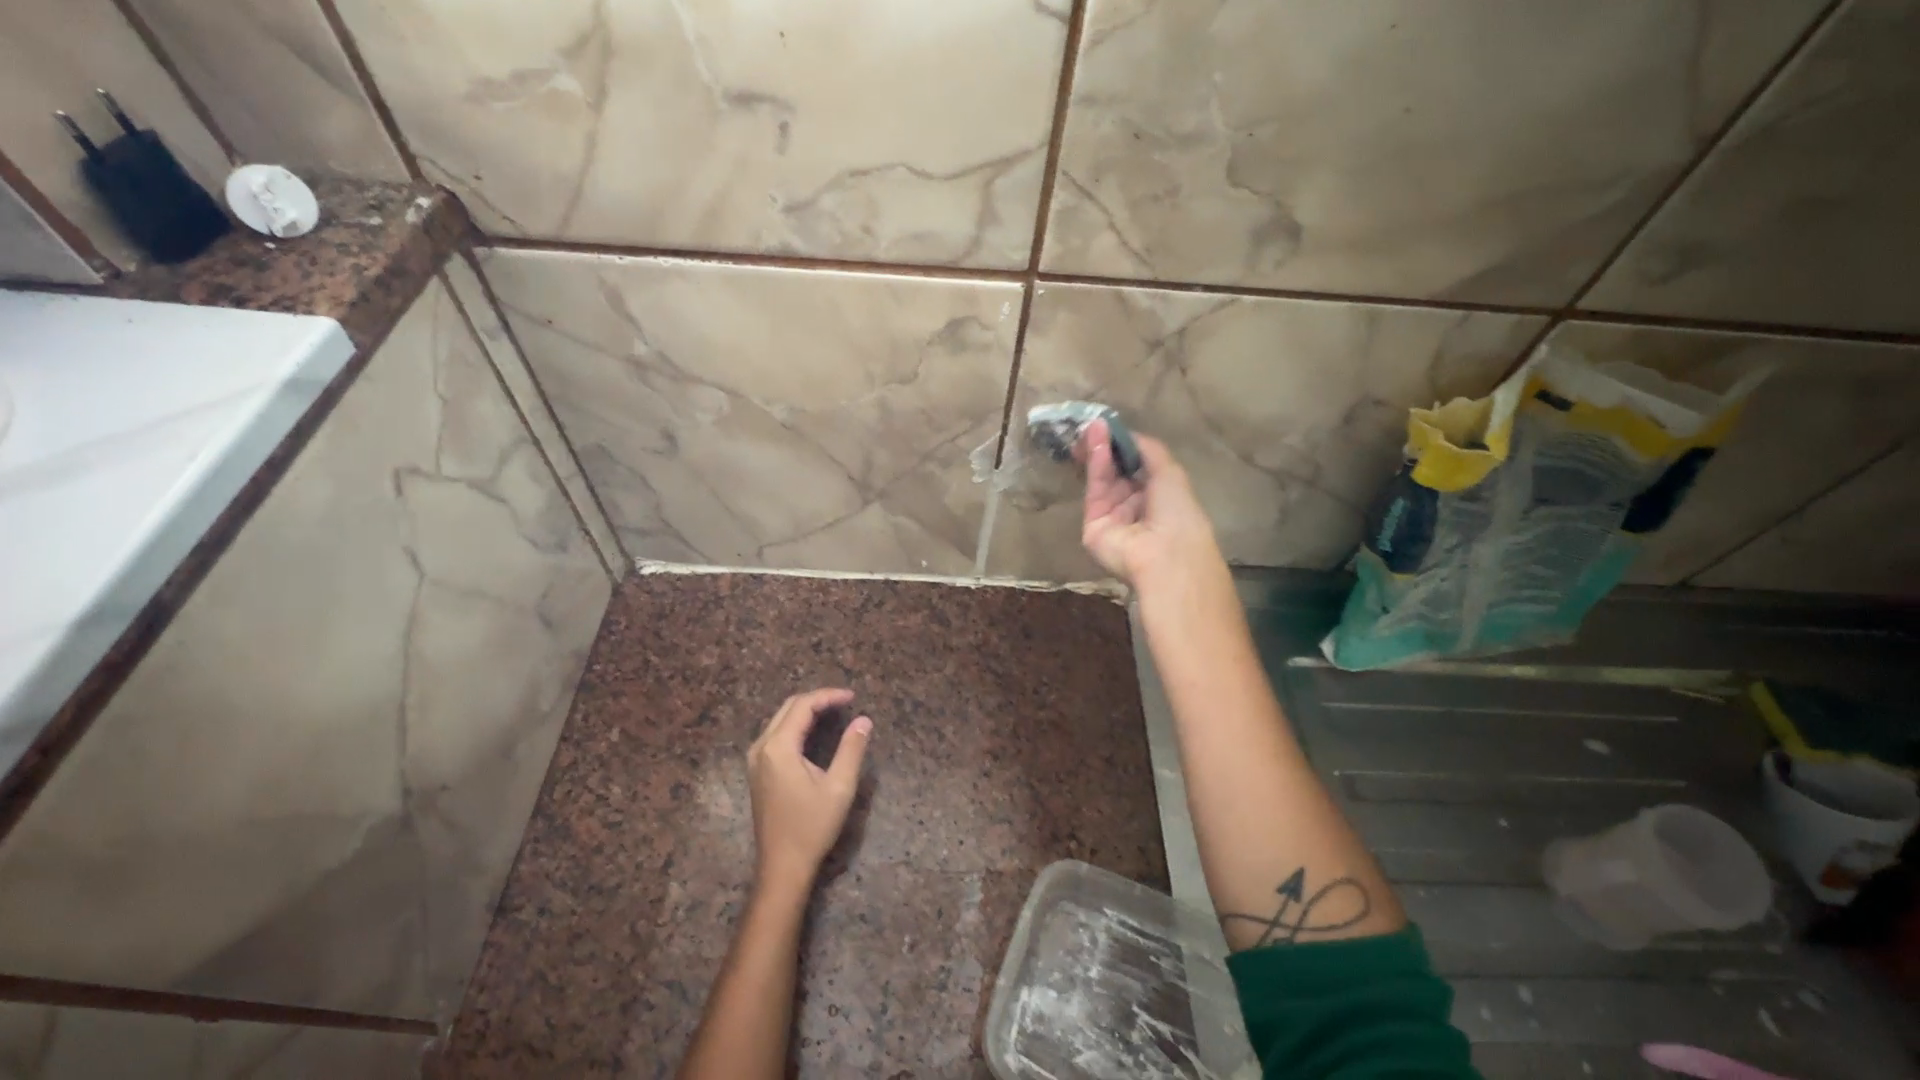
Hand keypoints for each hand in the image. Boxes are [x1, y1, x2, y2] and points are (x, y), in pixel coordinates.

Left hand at [746, 688, 872, 894]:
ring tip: (834, 712)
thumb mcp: (839, 787)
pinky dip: (796, 725)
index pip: (803, 706)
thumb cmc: (812, 827)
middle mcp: (761, 747)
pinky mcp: (757, 771)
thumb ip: (851, 749)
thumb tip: (864, 720)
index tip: (853, 697)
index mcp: (779, 747)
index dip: (828, 696)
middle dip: (817, 700)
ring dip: (805, 711)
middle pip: (788, 708)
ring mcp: (755, 760)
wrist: (782, 864)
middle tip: (845, 702)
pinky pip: (776, 735)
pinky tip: (814, 732)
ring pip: (780, 720)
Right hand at [1079, 419, 1226, 593]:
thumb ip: (1148, 449)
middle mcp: (1134, 506)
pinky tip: (1095, 442)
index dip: (1125, 446)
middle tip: (1096, 423)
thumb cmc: (1178, 511)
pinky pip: (1095, 490)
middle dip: (1108, 446)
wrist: (1166, 553)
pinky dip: (1096, 465)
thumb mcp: (1170, 471)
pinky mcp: (1093, 523)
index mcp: (1158, 496)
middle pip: (1116, 471)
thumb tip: (1126, 433)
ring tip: (1094, 426)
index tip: (1113, 426)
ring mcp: (1112, 515)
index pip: (1136, 467)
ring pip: (1103, 478)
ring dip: (1099, 451)